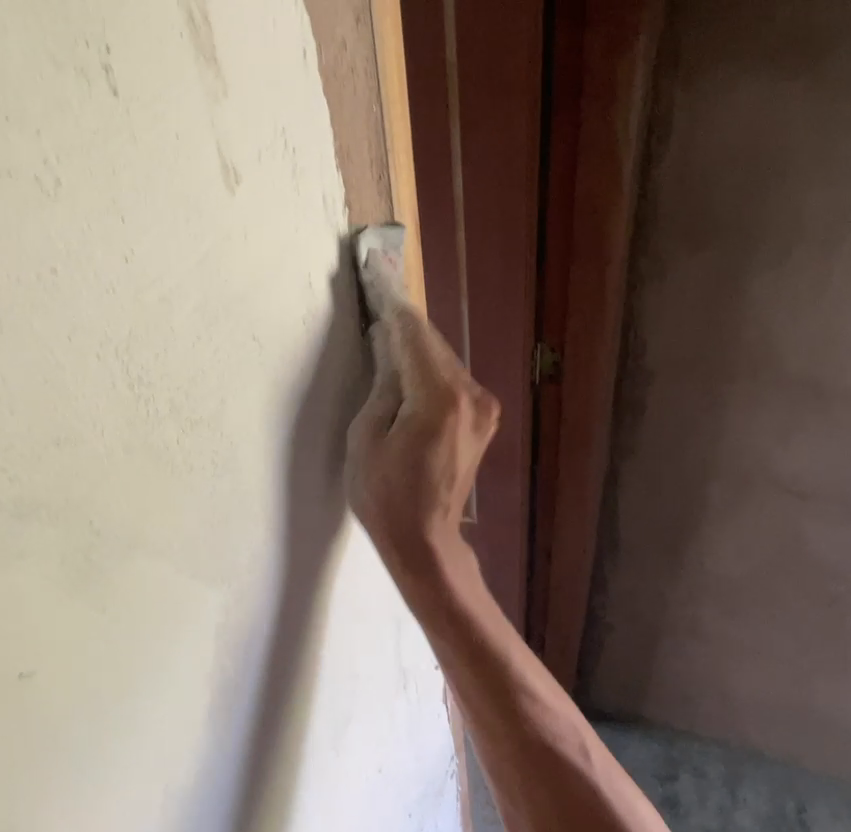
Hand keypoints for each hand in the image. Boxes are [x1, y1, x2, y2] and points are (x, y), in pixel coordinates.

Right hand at [345, 297, 499, 580]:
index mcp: (440, 398)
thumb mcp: (366, 437)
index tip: (375, 270)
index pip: (413, 334)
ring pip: (443, 362)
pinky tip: (407, 366)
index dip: (390, 304)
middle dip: (403, 322)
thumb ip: (383, 383)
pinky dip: (429, 370)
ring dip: (416, 347)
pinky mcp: (483, 421)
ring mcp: (484, 409)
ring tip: (386, 327)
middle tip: (377, 287)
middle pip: (432, 344)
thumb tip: (390, 346)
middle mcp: (472, 395)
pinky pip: (451, 383)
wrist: (425, 543)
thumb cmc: (386, 498)